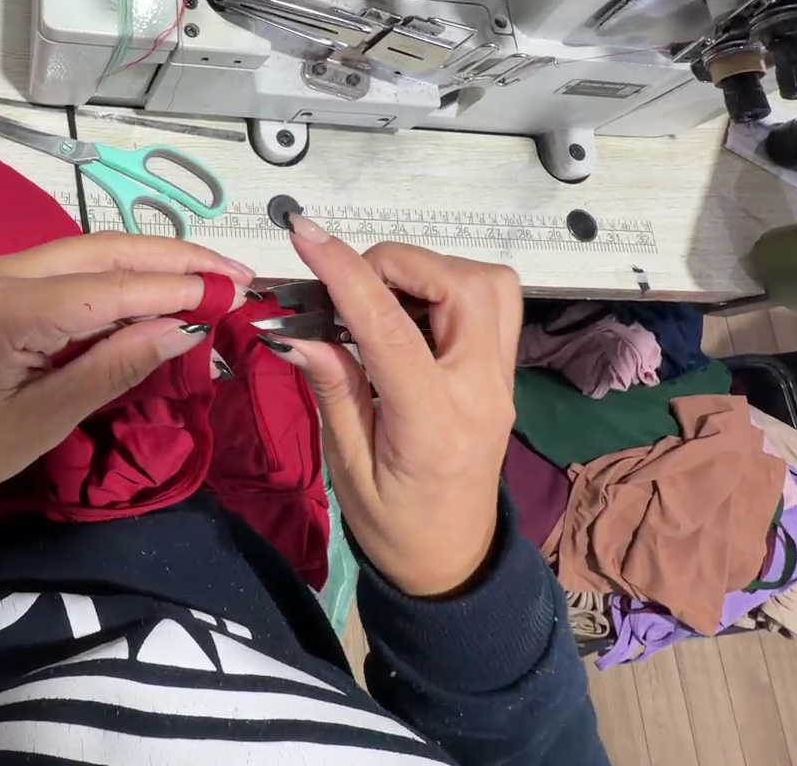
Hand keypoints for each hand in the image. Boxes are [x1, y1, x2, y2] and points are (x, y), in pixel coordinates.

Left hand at [0, 233, 253, 506]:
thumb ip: (115, 365)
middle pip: (104, 250)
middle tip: (236, 275)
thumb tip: (183, 328)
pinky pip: (73, 265)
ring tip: (212, 276)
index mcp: (6, 310)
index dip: (176, 289)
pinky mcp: (2, 276)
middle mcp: (1, 271)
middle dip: (175, 260)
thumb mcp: (48, 419)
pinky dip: (121, 272)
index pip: (109, 288)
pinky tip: (158, 284)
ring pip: (92, 249)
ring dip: (153, 260)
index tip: (235, 293)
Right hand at [266, 217, 520, 596]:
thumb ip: (331, 387)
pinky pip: (491, 300)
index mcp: (433, 424)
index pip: (391, 329)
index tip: (305, 235)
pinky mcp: (501, 370)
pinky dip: (444, 283)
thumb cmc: (391, 524)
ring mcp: (500, 378)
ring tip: (378, 292)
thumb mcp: (345, 464)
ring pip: (488, 284)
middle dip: (397, 262)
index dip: (345, 273)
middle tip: (348, 282)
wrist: (454, 561)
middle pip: (464, 287)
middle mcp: (481, 390)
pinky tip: (406, 308)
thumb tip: (295, 329)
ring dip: (427, 269)